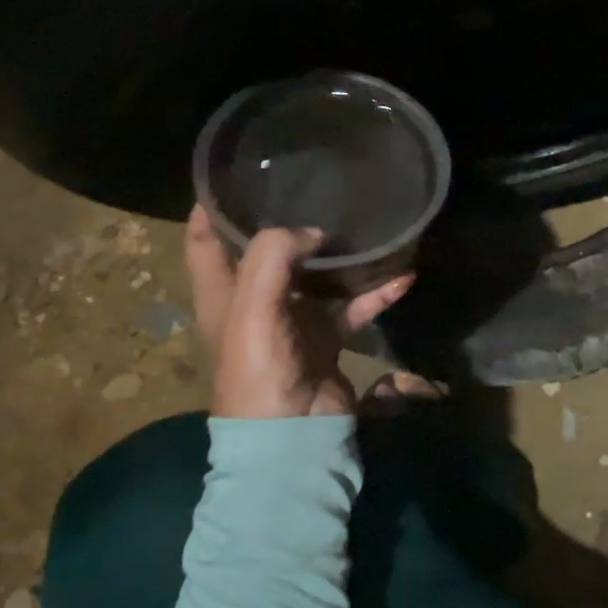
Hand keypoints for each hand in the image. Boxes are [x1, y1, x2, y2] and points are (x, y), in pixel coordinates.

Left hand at [185, 205, 414, 418]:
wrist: (293, 433)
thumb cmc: (259, 368)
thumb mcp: (253, 306)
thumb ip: (274, 256)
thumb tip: (313, 232)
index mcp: (221, 294)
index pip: (204, 240)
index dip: (212, 207)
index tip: (235, 174)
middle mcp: (255, 302)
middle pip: (266, 252)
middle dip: (287, 223)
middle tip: (315, 188)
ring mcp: (294, 320)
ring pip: (316, 276)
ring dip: (340, 256)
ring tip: (364, 225)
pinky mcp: (328, 338)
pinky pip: (355, 306)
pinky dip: (377, 292)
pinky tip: (402, 276)